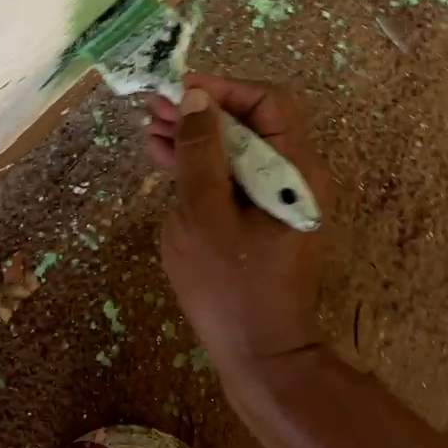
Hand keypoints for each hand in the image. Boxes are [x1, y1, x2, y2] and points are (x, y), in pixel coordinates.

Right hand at [146, 74, 332, 373]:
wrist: (261, 360)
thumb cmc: (232, 288)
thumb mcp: (204, 214)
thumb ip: (200, 152)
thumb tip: (197, 98)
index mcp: (295, 170)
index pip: (269, 102)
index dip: (225, 88)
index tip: (183, 90)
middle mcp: (295, 176)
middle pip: (251, 122)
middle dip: (203, 110)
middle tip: (157, 106)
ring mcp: (279, 198)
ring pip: (238, 147)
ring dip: (197, 135)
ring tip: (152, 126)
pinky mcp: (261, 216)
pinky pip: (233, 175)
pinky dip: (201, 163)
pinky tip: (164, 155)